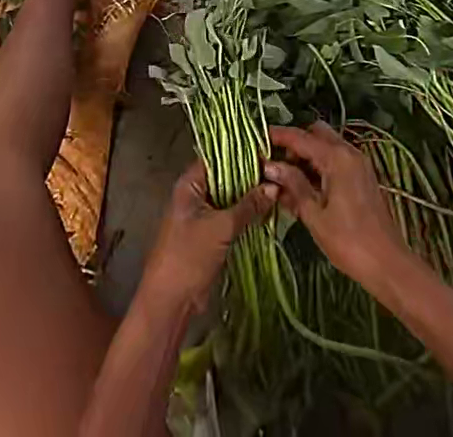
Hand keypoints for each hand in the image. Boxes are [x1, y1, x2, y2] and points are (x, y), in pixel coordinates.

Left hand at [141, 160, 276, 312]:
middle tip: (280, 170)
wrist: (171, 301)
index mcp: (190, 184)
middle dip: (251, 176)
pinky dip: (248, 213)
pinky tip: (269, 209)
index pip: (218, 157)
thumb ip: (248, 205)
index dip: (243, 153)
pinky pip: (232, 215)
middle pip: (226, 176)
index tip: (269, 152)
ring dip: (251, 196)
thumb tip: (274, 186)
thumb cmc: (189, 256)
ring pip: (231, 197)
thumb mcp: (221, 227)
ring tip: (280, 187)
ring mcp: (203, 214)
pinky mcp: (211, 232)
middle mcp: (196, 194)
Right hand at [265, 123, 412, 287]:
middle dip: (294, 145)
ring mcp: (358, 164)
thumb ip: (293, 184)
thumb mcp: (314, 213)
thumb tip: (270, 166)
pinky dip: (319, 167)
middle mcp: (349, 153)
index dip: (278, 136)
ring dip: (306, 157)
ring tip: (285, 181)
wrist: (387, 263)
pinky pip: (336, 161)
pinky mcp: (362, 177)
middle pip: (316, 134)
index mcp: (337, 158)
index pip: (301, 137)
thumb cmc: (348, 241)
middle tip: (275, 166)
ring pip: (327, 147)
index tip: (257, 138)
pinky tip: (303, 189)